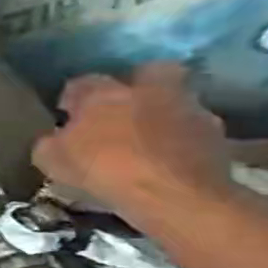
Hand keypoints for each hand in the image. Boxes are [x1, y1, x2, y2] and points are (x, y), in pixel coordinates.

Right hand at [32, 62, 234, 215]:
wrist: (174, 195)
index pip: (82, 82)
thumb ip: (51, 141)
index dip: (73, 96)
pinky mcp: (217, 136)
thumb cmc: (102, 171)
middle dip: (138, 83)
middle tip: (123, 106)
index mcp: (104, 95)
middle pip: (150, 72)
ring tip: (147, 139)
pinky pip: (192, 131)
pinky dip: (181, 140)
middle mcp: (149, 92)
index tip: (67, 113)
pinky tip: (168, 158)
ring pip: (176, 101)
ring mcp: (190, 111)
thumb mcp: (50, 159)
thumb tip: (56, 136)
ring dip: (162, 114)